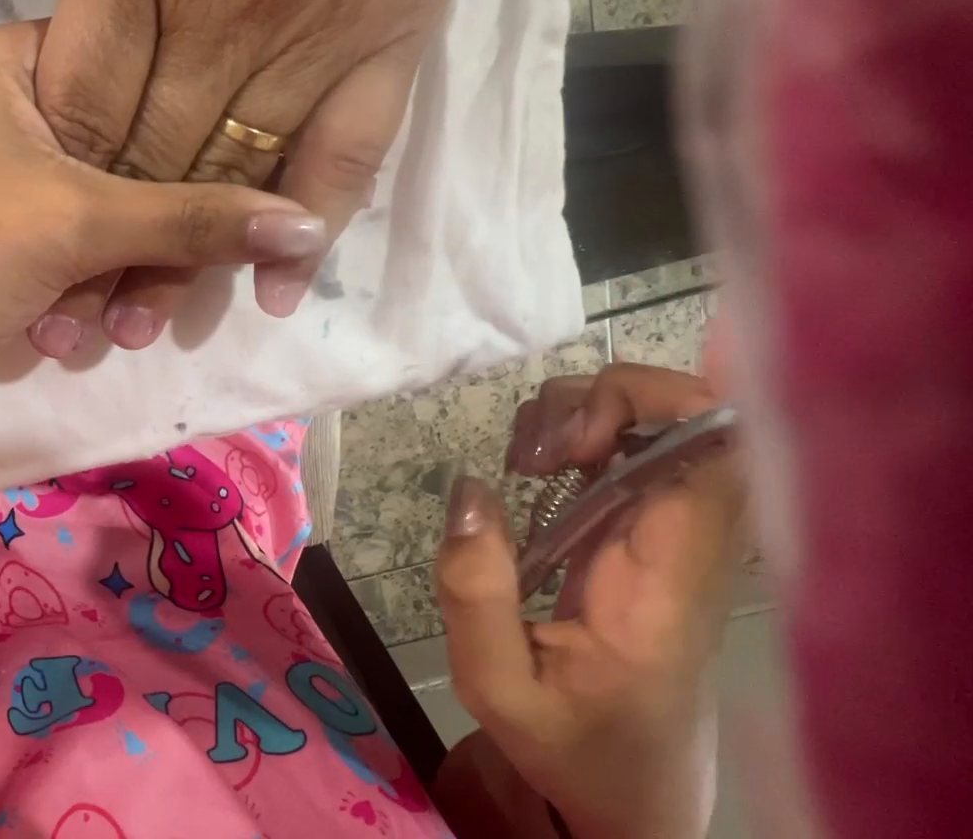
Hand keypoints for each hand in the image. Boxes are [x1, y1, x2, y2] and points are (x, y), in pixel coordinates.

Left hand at [0, 21, 325, 448]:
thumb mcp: (77, 224)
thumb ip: (197, 219)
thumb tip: (309, 224)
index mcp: (26, 59)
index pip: (159, 73)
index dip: (211, 145)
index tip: (250, 208)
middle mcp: (23, 107)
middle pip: (145, 158)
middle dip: (155, 244)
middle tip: (150, 303)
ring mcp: (14, 181)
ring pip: (119, 220)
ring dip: (119, 284)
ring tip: (95, 329)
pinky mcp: (9, 245)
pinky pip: (83, 260)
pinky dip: (83, 301)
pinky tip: (56, 338)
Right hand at [433, 365, 743, 838]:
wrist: (630, 790)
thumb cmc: (570, 745)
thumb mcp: (495, 686)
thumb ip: (474, 593)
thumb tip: (472, 486)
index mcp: (667, 585)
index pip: (718, 459)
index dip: (661, 403)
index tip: (570, 435)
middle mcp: (684, 546)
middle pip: (691, 420)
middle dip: (601, 401)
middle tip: (532, 450)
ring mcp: (667, 534)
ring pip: (656, 424)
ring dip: (580, 414)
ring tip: (523, 458)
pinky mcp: (643, 533)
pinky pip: (629, 451)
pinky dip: (574, 435)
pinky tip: (533, 467)